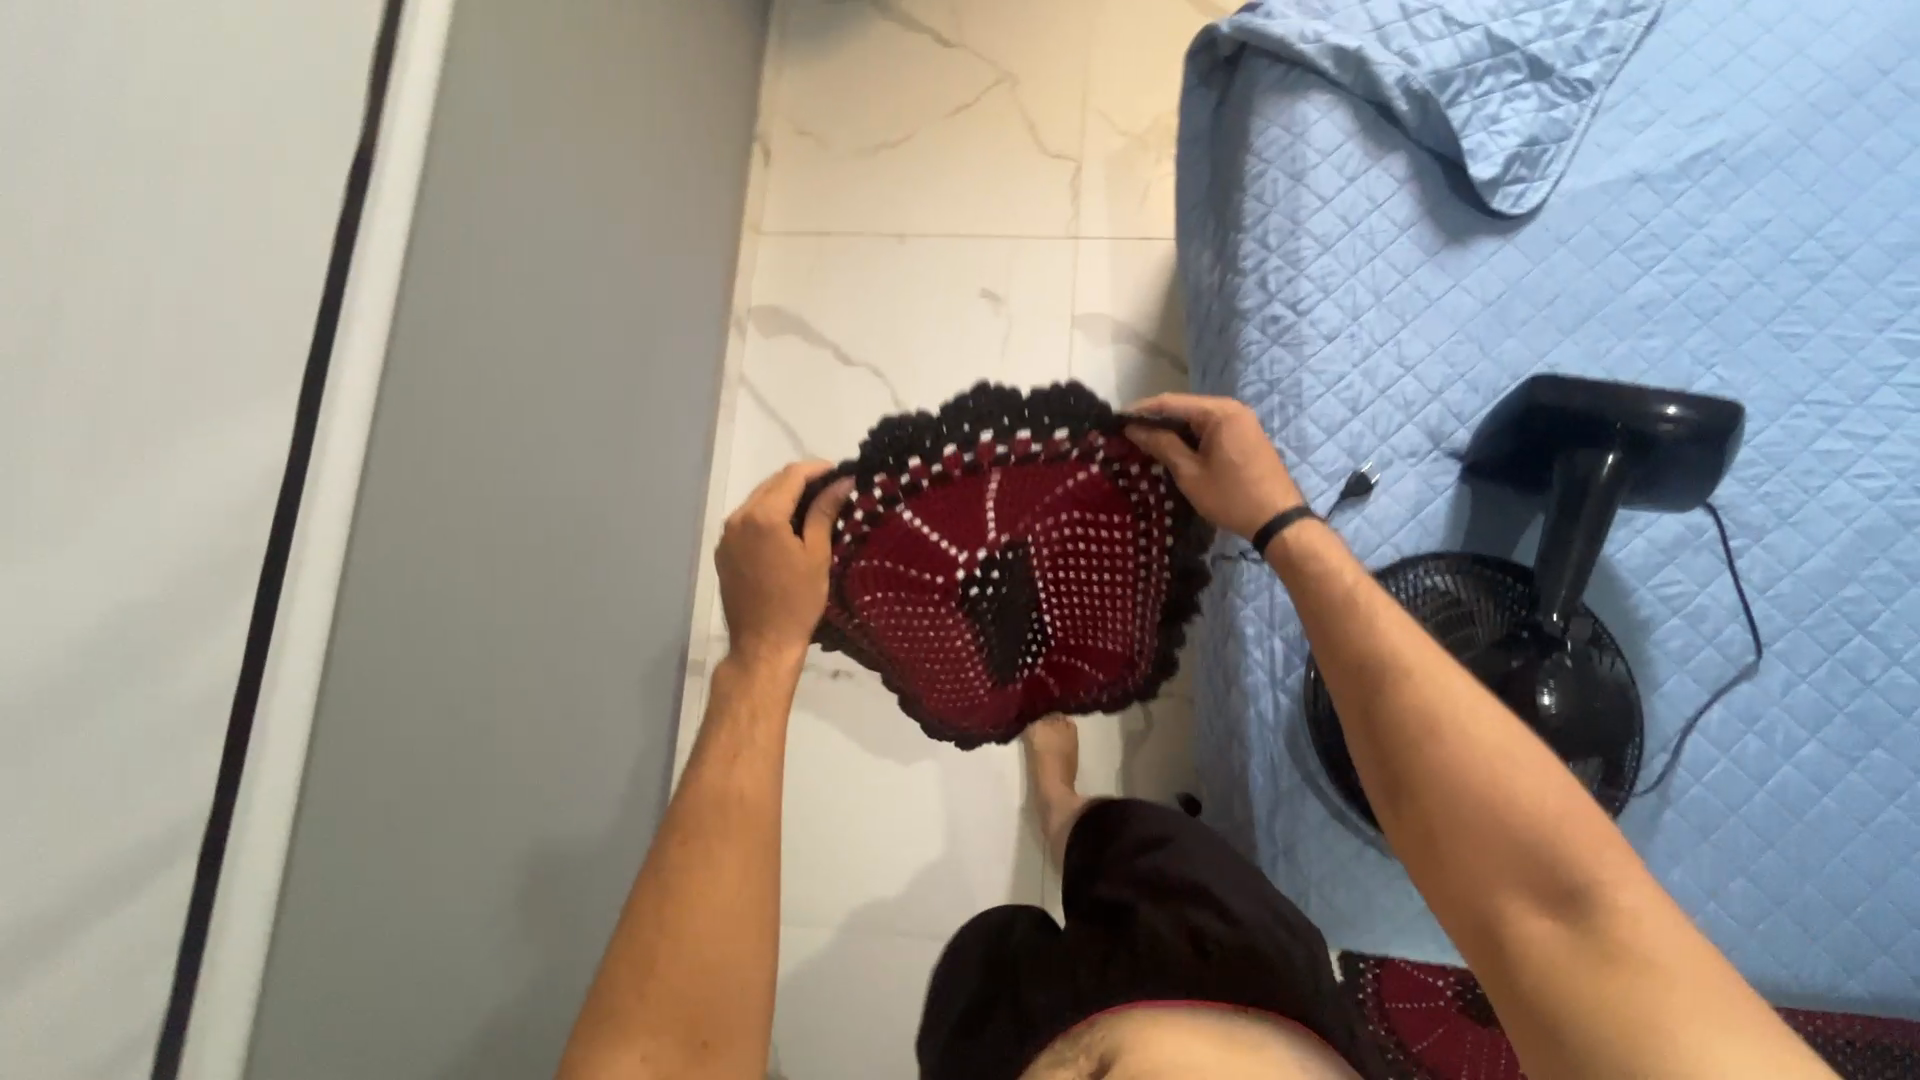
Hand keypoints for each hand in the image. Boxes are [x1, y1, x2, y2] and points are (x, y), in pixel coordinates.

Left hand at [716, 462, 854, 669]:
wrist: (762, 643)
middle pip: (773, 483)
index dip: (819, 469)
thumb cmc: (797, 601)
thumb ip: (824, 512)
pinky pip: (748, 520)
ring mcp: (727, 535)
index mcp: (763, 516)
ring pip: (758, 500)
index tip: (841, 473)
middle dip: (802, 481)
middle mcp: (738, 517)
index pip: (792, 475)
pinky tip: (789, 529)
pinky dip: (769, 515)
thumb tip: (842, 482)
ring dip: (785, 497)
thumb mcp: (817, 554)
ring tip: (814, 508)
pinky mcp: (723, 550)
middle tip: (832, 490)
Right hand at [1125, 394, 1304, 539]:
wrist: (1277, 520)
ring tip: (1142, 444)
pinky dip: (1188, 438)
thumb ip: (1162, 445)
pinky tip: (1171, 450)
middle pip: (1183, 408)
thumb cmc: (1231, 497)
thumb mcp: (1190, 473)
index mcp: (1219, 412)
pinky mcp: (1244, 437)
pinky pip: (1209, 430)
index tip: (1115, 421)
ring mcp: (1241, 422)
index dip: (1140, 411)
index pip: (1169, 402)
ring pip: (1195, 420)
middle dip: (1154, 421)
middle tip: (1126, 435)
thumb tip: (1133, 429)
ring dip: (1171, 431)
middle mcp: (1231, 409)